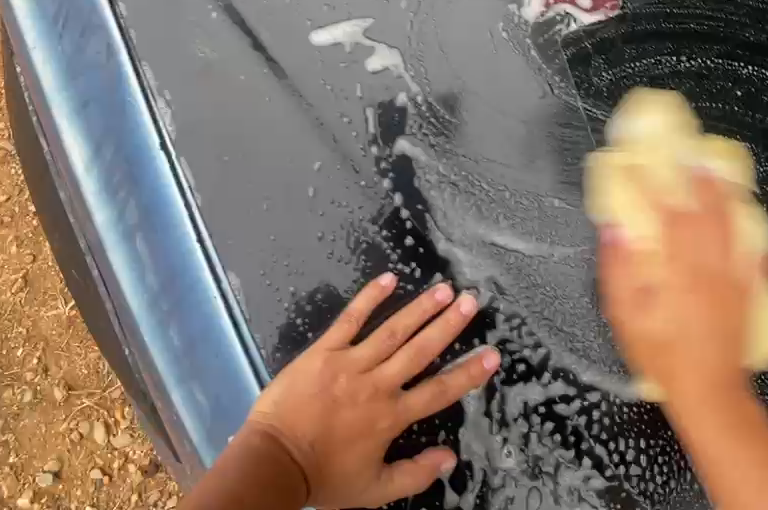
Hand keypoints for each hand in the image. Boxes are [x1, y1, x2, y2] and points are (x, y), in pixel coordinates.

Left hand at [245, 273, 500, 508]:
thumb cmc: (324, 477)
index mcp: (391, 417)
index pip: (439, 391)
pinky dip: (370, 298)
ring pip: (393, 330)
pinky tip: (389, 278)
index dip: (468, 373)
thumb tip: (451, 457)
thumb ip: (414, 474)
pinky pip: (350, 319)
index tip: (492, 354)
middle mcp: (377, 384)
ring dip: (420, 308)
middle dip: (449, 325)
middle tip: (472, 300)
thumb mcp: (374, 490)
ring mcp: (350, 363)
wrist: (274, 462)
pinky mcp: (325, 350)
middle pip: (420, 350)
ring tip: (444, 288)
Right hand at [596, 167, 767, 409]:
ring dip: (728, 196)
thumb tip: (614, 228)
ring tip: (724, 171)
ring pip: (733, 227)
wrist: (707, 393)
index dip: (654, 182)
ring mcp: (731, 279)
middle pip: (706, 211)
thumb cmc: (661, 354)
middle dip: (698, 178)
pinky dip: (756, 236)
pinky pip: (755, 257)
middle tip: (693, 150)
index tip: (643, 159)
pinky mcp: (747, 294)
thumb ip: (618, 269)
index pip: (665, 212)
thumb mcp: (624, 315)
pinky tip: (756, 223)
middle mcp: (708, 266)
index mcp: (676, 267)